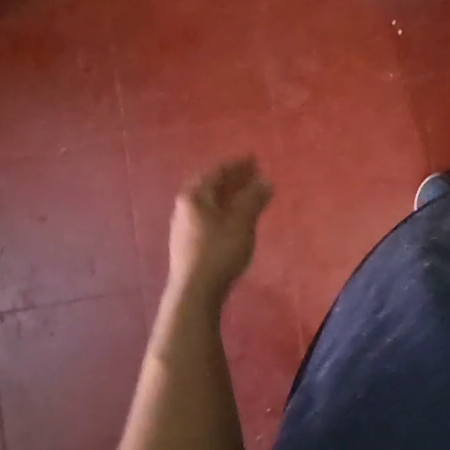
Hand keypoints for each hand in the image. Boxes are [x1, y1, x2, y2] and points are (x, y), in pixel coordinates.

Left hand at [166, 158, 271, 302]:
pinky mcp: (188, 243)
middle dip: (232, 179)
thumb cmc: (219, 251)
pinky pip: (208, 216)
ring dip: (228, 195)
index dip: (238, 164)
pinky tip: (234, 218)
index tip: (255, 158)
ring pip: (209, 203)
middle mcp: (184, 207)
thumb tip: (265, 180)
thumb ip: (254, 198)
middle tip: (252, 174)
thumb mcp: (242, 222)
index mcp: (195, 196)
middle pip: (210, 186)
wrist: (195, 291)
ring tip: (248, 195)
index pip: (217, 172)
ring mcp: (183, 226)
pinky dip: (223, 210)